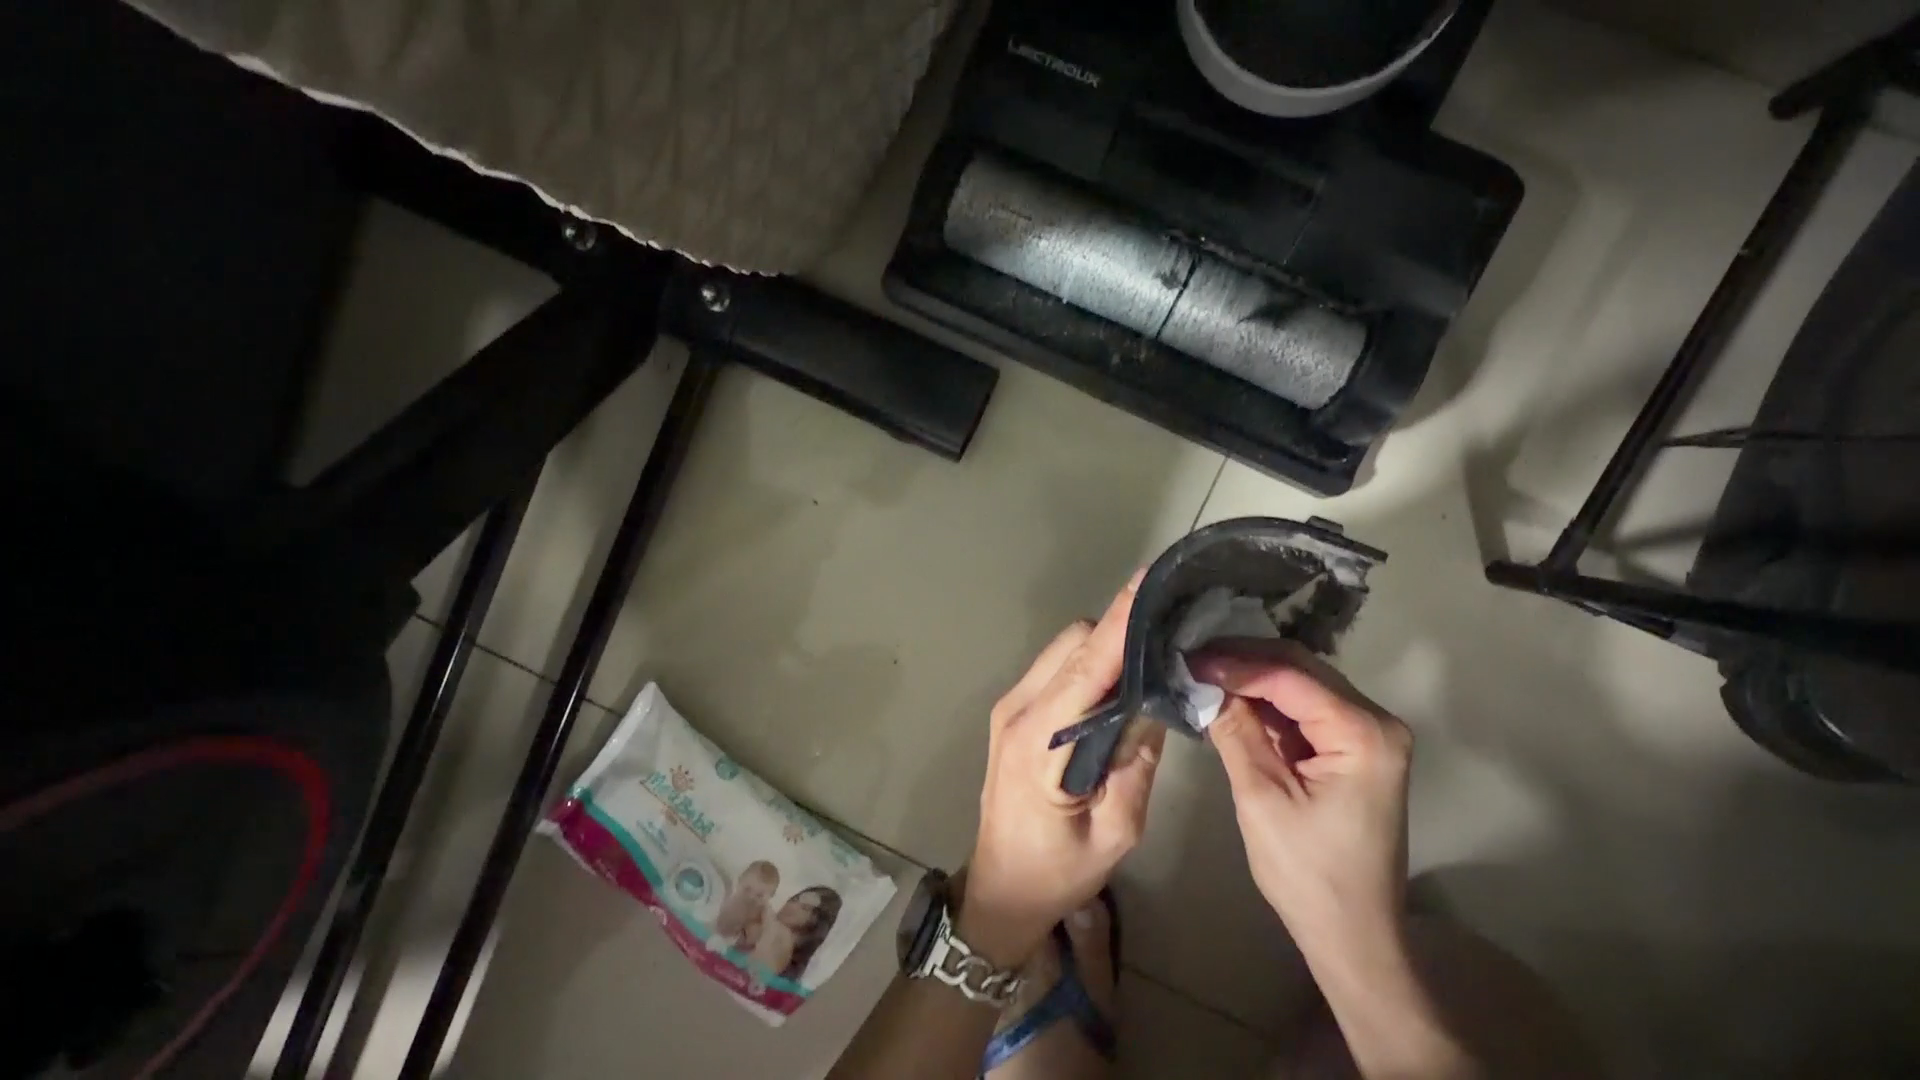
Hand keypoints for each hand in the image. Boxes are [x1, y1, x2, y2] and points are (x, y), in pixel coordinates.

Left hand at [963, 574, 1165, 963]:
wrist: (1001, 890)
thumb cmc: (1058, 870)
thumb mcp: (1115, 829)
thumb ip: (1137, 760)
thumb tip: (1158, 698)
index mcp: (1037, 740)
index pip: (1086, 665)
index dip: (1121, 620)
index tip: (1151, 579)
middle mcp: (1017, 710)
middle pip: (1073, 643)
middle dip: (1119, 632)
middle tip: (1170, 637)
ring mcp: (1009, 708)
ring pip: (1063, 650)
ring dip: (1103, 648)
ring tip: (1150, 659)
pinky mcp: (1011, 713)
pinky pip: (1055, 669)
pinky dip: (1087, 665)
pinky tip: (1118, 684)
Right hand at [1192, 641, 1411, 953]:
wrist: (1351, 933)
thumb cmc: (1308, 873)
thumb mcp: (1262, 799)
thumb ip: (1235, 732)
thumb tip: (1203, 682)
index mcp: (1365, 734)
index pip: (1292, 678)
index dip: (1237, 663)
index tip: (1188, 657)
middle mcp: (1376, 722)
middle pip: (1302, 671)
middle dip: (1244, 661)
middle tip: (1191, 659)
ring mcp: (1368, 735)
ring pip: (1302, 686)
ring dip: (1254, 679)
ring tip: (1202, 673)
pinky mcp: (1353, 750)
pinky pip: (1306, 712)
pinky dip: (1268, 704)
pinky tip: (1231, 698)